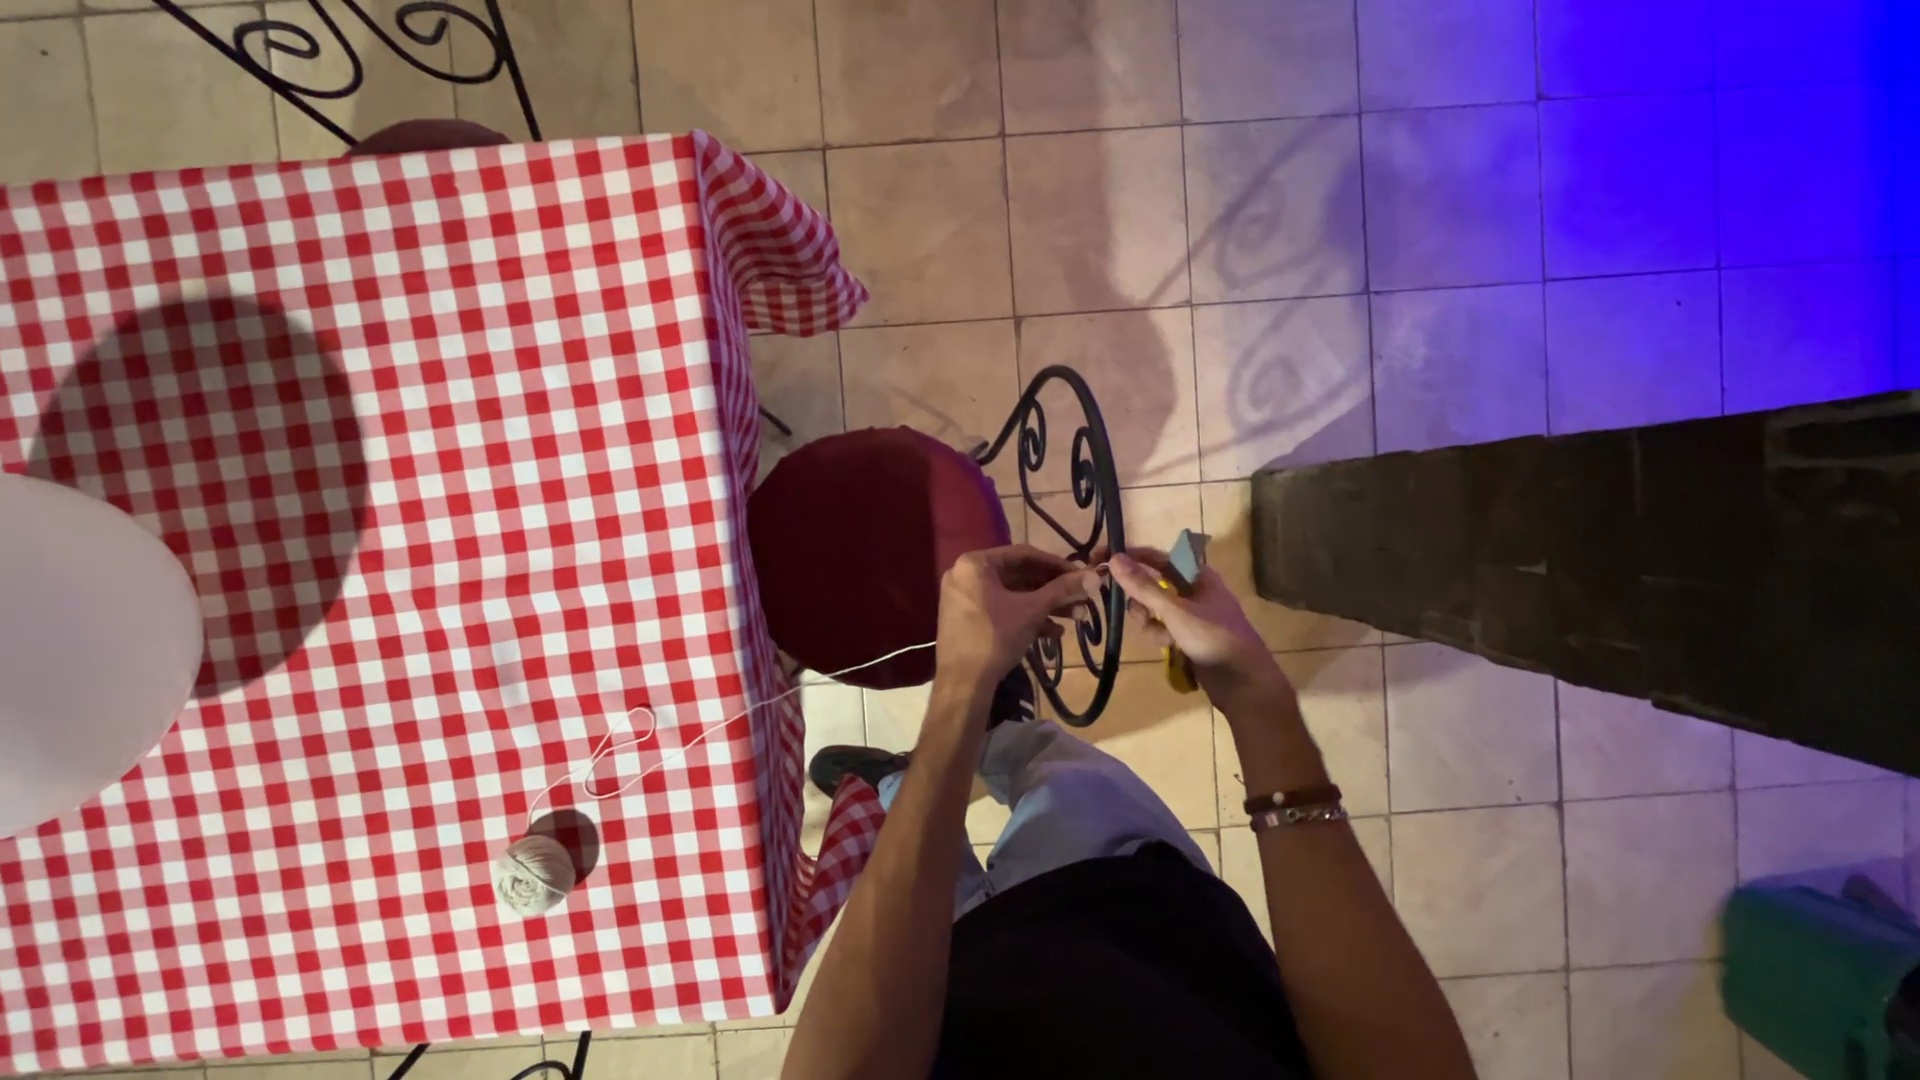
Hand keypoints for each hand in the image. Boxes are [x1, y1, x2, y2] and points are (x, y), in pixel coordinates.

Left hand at [934, 545, 1087, 691]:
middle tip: (1082, 600)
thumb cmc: (995, 637)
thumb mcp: (1032, 610)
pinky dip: (1026, 618)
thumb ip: (1063, 590)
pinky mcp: (968, 620)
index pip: (1024, 555)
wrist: (962, 683)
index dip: (1057, 565)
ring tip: (1076, 618)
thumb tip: (1096, 575)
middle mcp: (966, 575)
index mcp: (975, 564)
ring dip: (1045, 606)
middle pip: (1020, 576)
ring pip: (1013, 596)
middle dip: (1054, 591)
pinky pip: (1002, 610)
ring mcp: (966, 598)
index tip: (1081, 575)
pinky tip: (1053, 634)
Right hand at [1105, 549, 1289, 709]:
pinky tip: (1166, 645)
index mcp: (1198, 574)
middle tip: (1136, 611)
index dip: (1130, 556)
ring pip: (1153, 607)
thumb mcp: (1175, 611)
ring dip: (1148, 619)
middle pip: (1152, 583)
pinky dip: (1158, 633)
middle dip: (1139, 598)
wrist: (1243, 682)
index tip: (1101, 559)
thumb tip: (1114, 558)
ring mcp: (1191, 613)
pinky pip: (1161, 626)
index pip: (1156, 556)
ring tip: (1159, 635)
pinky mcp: (1187, 634)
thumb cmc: (1213, 638)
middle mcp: (1194, 589)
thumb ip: (1143, 586)